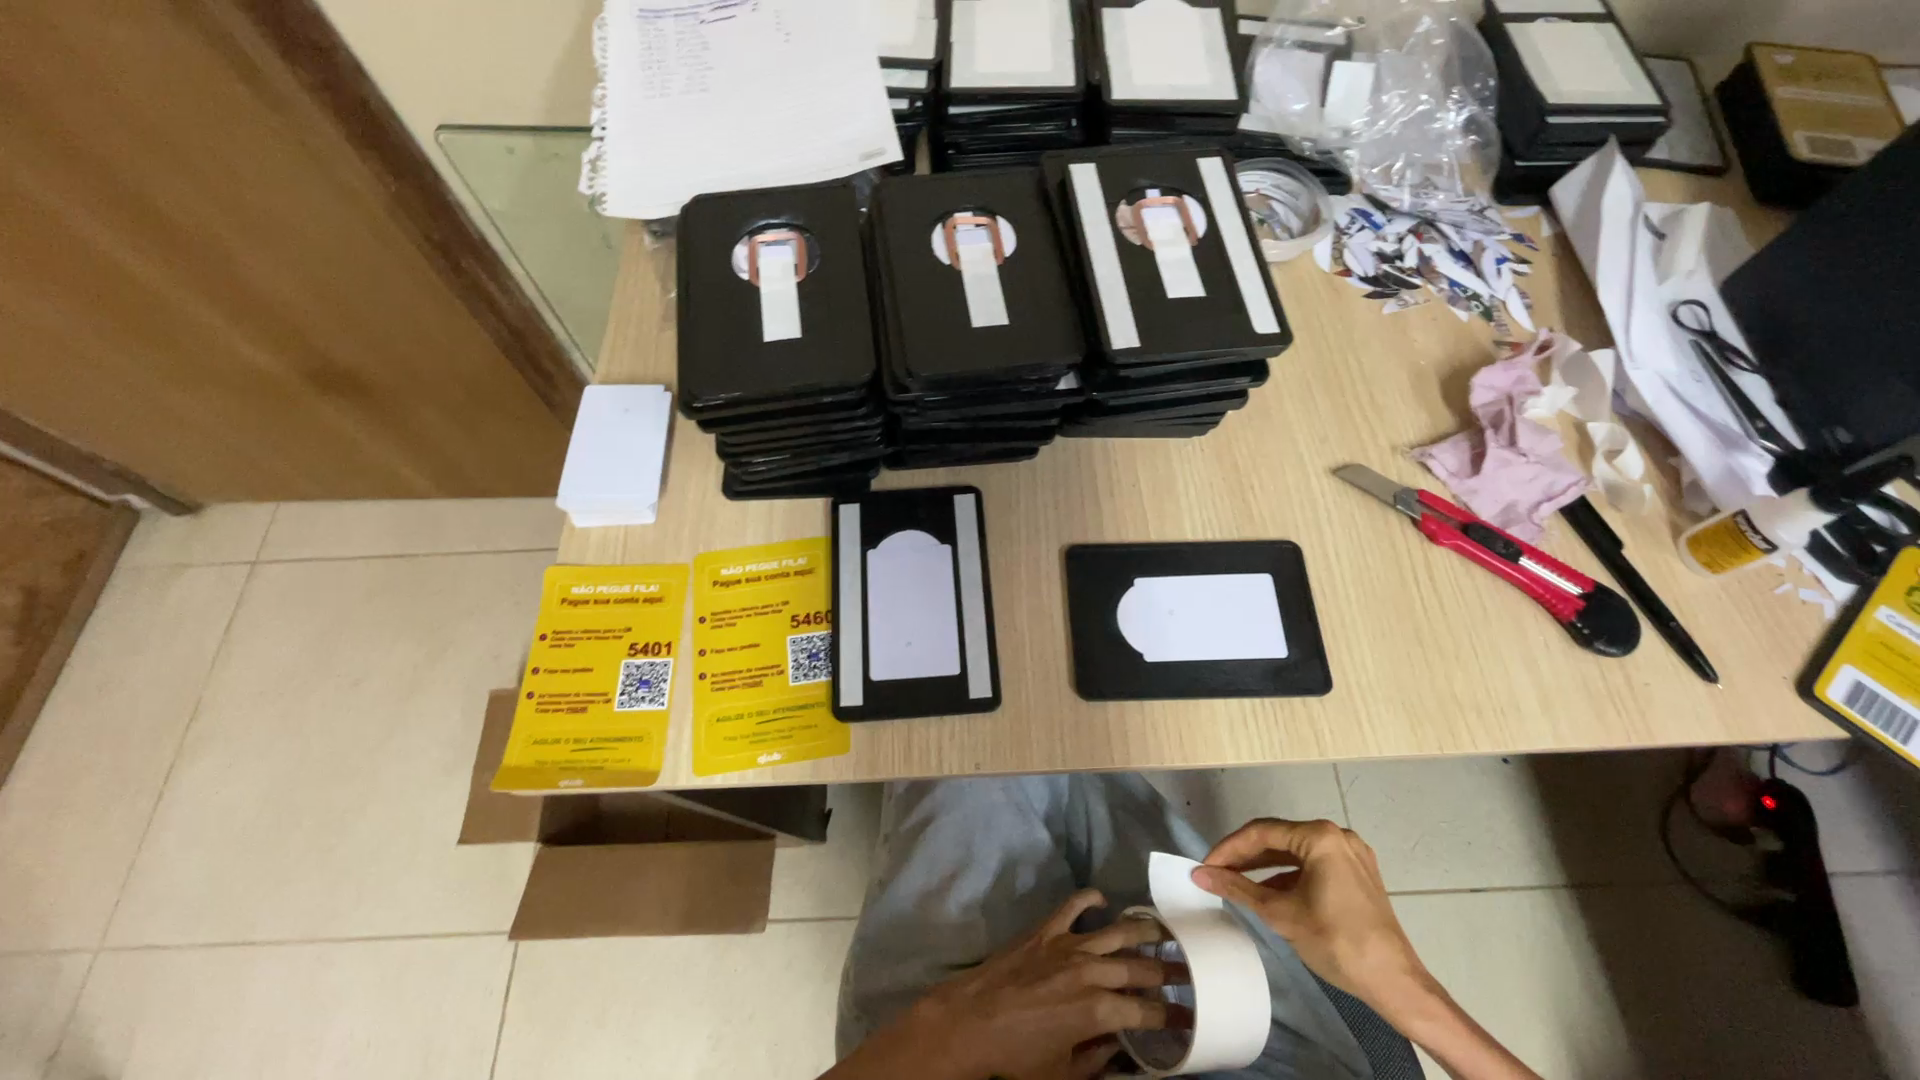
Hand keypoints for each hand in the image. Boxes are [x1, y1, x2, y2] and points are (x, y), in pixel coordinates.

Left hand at [826, 889, 1180, 1079]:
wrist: (968, 1022)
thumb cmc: (1015, 1057)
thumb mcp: (1063, 1073)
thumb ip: (1099, 1058)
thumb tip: (1121, 1044)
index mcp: (1098, 1012)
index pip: (1147, 1012)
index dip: (1171, 1015)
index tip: (1188, 1015)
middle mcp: (1090, 973)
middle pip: (1140, 967)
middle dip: (1167, 971)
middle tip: (1186, 973)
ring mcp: (1067, 945)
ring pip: (1117, 932)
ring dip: (1143, 931)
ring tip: (1163, 932)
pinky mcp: (1045, 930)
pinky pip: (1073, 906)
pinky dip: (1090, 899)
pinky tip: (1103, 901)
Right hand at [1190, 819, 1432, 1019]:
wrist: (1394, 982)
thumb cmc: (1336, 941)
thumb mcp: (1280, 914)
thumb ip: (1237, 888)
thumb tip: (1199, 874)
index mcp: (1320, 837)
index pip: (1261, 832)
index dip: (1228, 848)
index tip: (1204, 866)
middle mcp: (1338, 836)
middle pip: (1279, 838)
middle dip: (1245, 856)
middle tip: (1216, 873)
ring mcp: (1351, 855)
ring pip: (1295, 852)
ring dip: (1264, 867)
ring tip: (1235, 883)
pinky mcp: (1357, 874)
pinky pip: (1312, 865)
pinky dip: (1288, 876)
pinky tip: (1268, 894)